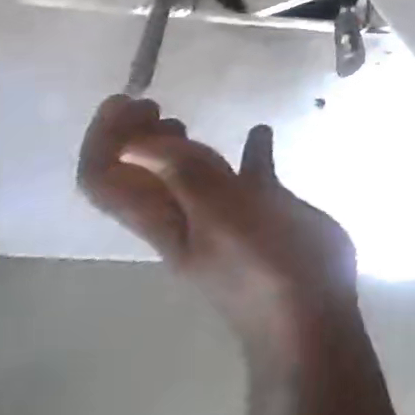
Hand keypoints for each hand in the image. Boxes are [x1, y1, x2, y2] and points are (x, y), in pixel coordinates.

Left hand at [78, 95, 357, 365]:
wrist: (310, 315)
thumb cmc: (268, 265)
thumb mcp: (226, 216)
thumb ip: (188, 177)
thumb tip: (133, 142)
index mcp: (165, 219)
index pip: (107, 179)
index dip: (104, 138)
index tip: (129, 100)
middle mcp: (186, 218)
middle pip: (139, 178)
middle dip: (130, 139)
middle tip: (149, 103)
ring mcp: (226, 221)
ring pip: (186, 178)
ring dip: (174, 147)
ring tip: (179, 117)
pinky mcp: (265, 221)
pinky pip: (245, 180)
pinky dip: (244, 155)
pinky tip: (260, 135)